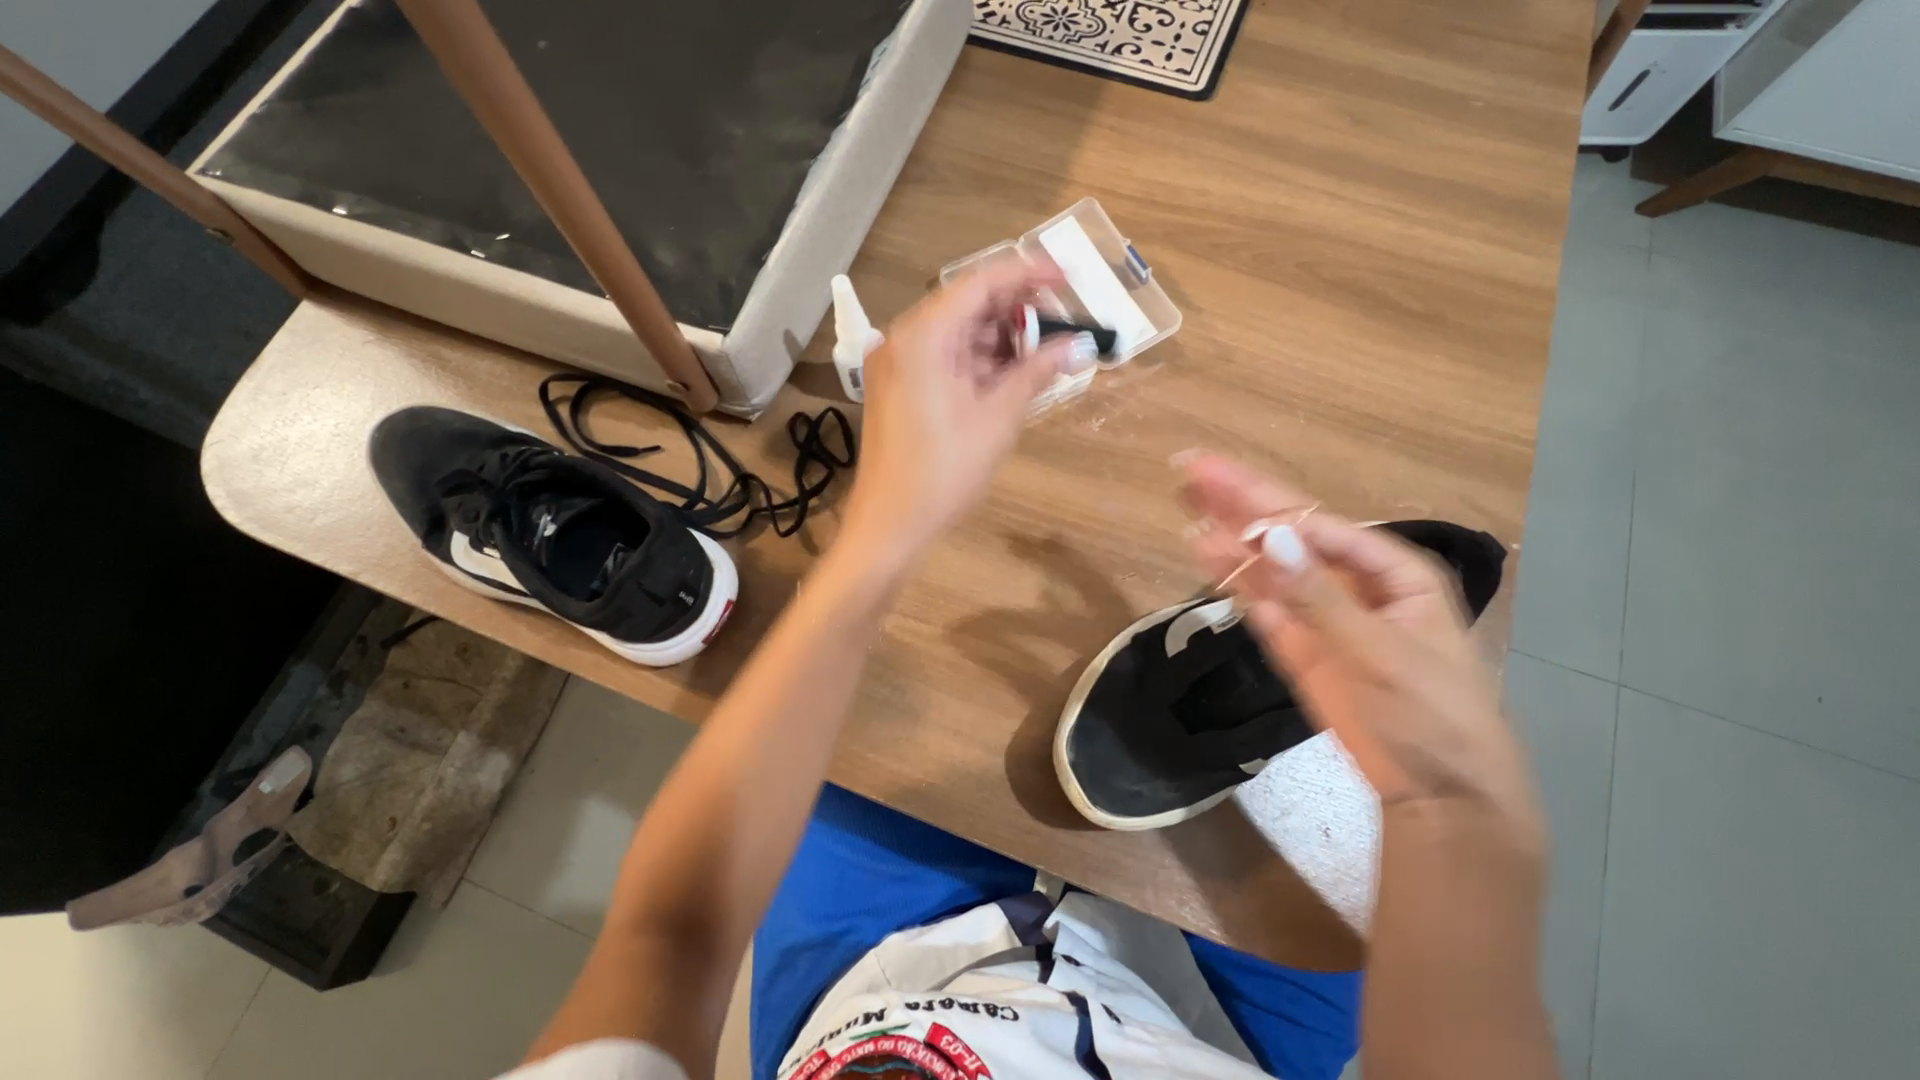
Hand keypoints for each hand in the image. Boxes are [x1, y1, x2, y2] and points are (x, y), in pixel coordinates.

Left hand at [841, 259, 1087, 555]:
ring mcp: (898, 364)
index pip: (979, 283)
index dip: (1027, 274)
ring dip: (1001, 336)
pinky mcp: (900, 387)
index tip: (1068, 276)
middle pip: (967, 304)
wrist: (889, 526)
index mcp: (922, 337)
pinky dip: (979, 360)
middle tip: (1063, 318)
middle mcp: (903, 339)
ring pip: (957, 332)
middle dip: (1017, 308)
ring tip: (1046, 349)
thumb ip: (1036, 373)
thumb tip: (1076, 346)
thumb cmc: (943, 473)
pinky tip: (1014, 371)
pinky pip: (945, 358)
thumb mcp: (997, 419)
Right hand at [1177, 454, 1540, 835]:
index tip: (1216, 479)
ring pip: (1272, 571)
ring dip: (1231, 542)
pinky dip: (1239, 587)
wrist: (1440, 794)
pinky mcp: (1304, 651)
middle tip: (1191, 470)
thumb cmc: (1432, 715)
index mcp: (1394, 573)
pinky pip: (1267, 610)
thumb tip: (1271, 537)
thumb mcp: (1381, 652)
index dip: (1266, 502)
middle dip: (1242, 506)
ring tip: (1187, 508)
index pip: (1319, 528)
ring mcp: (1326, 619)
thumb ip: (1320, 596)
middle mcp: (1356, 585)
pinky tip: (1208, 558)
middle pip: (1290, 539)